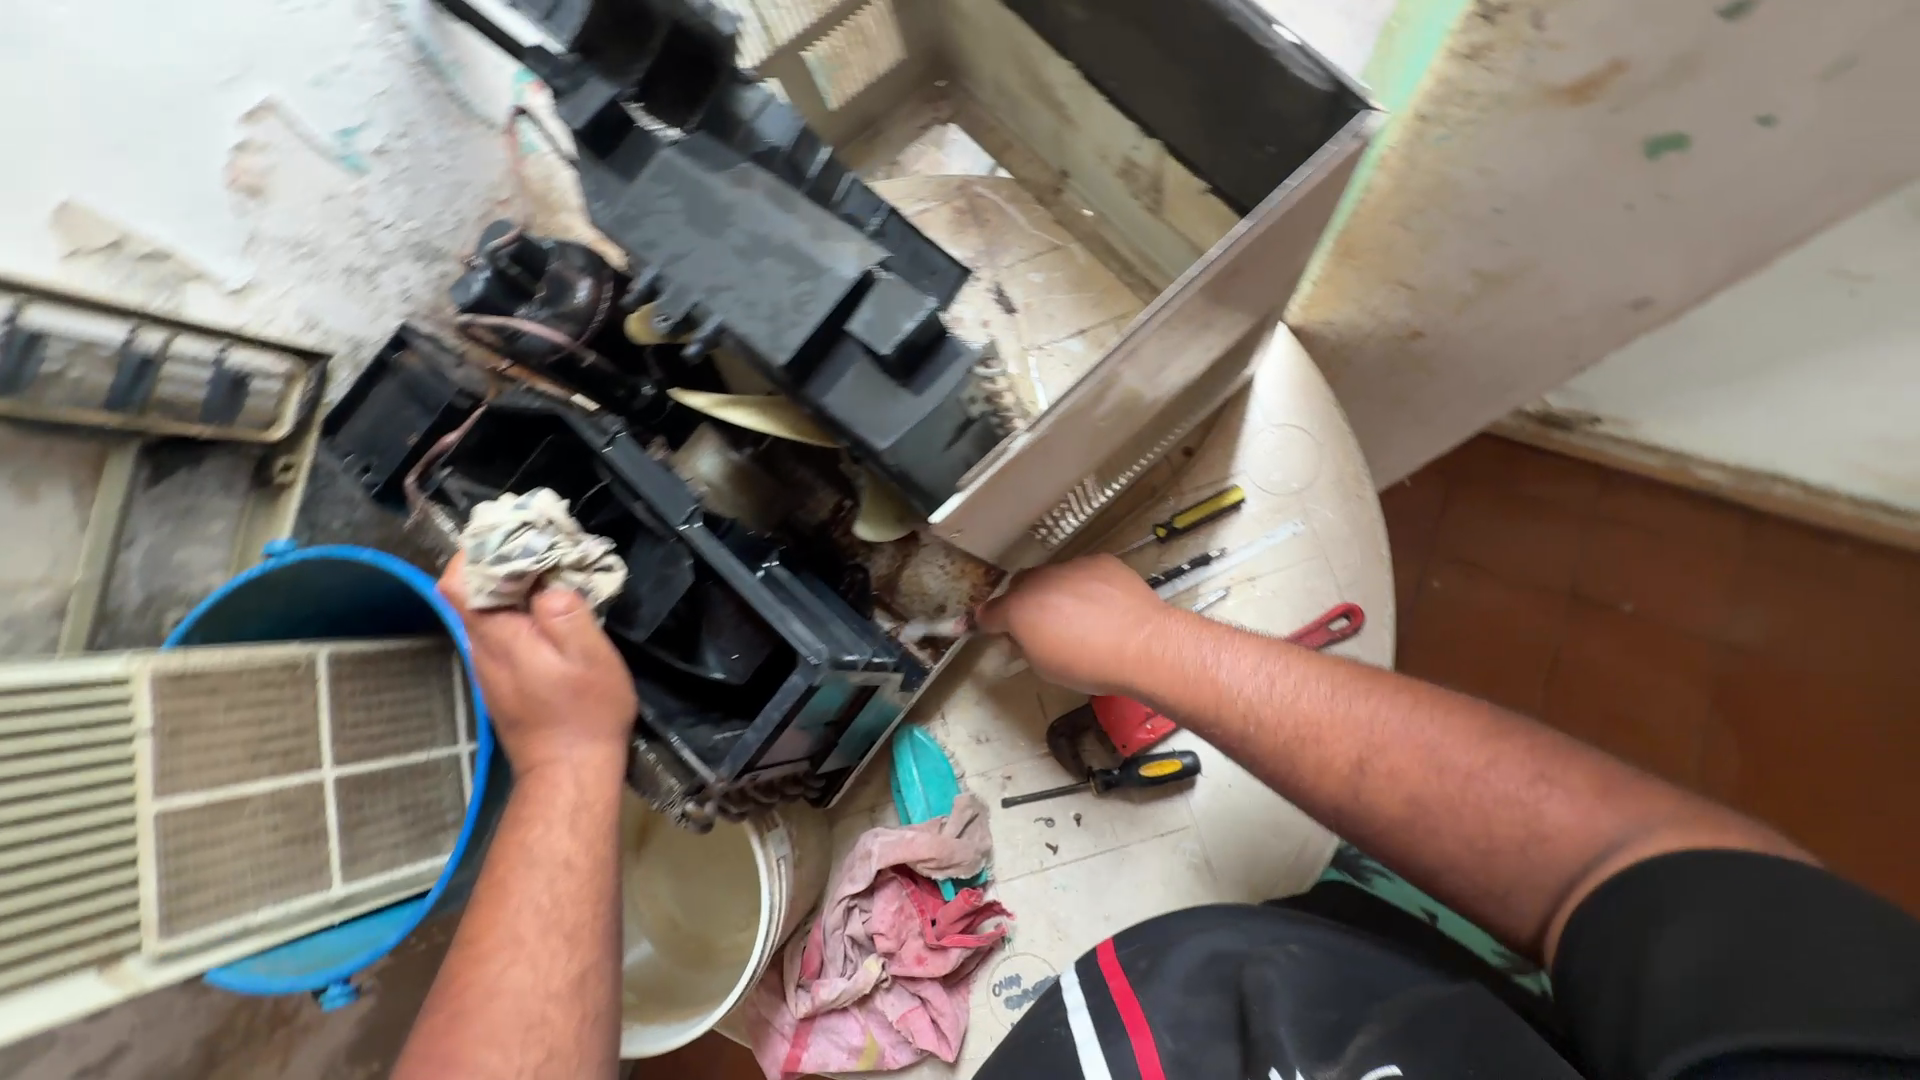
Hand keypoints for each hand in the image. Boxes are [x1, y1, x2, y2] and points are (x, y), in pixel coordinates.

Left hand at [438, 554, 637, 779]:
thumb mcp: (589, 658)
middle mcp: (483, 648)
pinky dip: (517, 608)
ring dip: (510, 583)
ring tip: (551, 568)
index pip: (460, 582)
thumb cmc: (586, 712)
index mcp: (499, 637)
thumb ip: (565, 615)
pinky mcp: (503, 678)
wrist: (570, 769)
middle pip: (470, 592)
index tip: (515, 532)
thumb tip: (548, 584)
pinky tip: (549, 607)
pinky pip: (500, 629)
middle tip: (542, 544)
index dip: (478, 550)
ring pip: (485, 610)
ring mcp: (490, 665)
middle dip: (500, 560)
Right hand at [973, 555, 1170, 695]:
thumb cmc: (1088, 665)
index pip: (988, 612)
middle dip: (1023, 603)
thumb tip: (1021, 634)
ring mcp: (1070, 566)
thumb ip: (1024, 645)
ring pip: (1052, 577)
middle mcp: (1039, 581)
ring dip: (1056, 593)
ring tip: (1081, 617)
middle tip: (1041, 626)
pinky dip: (1085, 586)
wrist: (1143, 645)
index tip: (992, 629)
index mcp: (1018, 609)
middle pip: (1019, 586)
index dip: (988, 622)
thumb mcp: (1044, 667)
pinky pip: (1082, 572)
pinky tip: (1104, 606)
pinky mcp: (1099, 561)